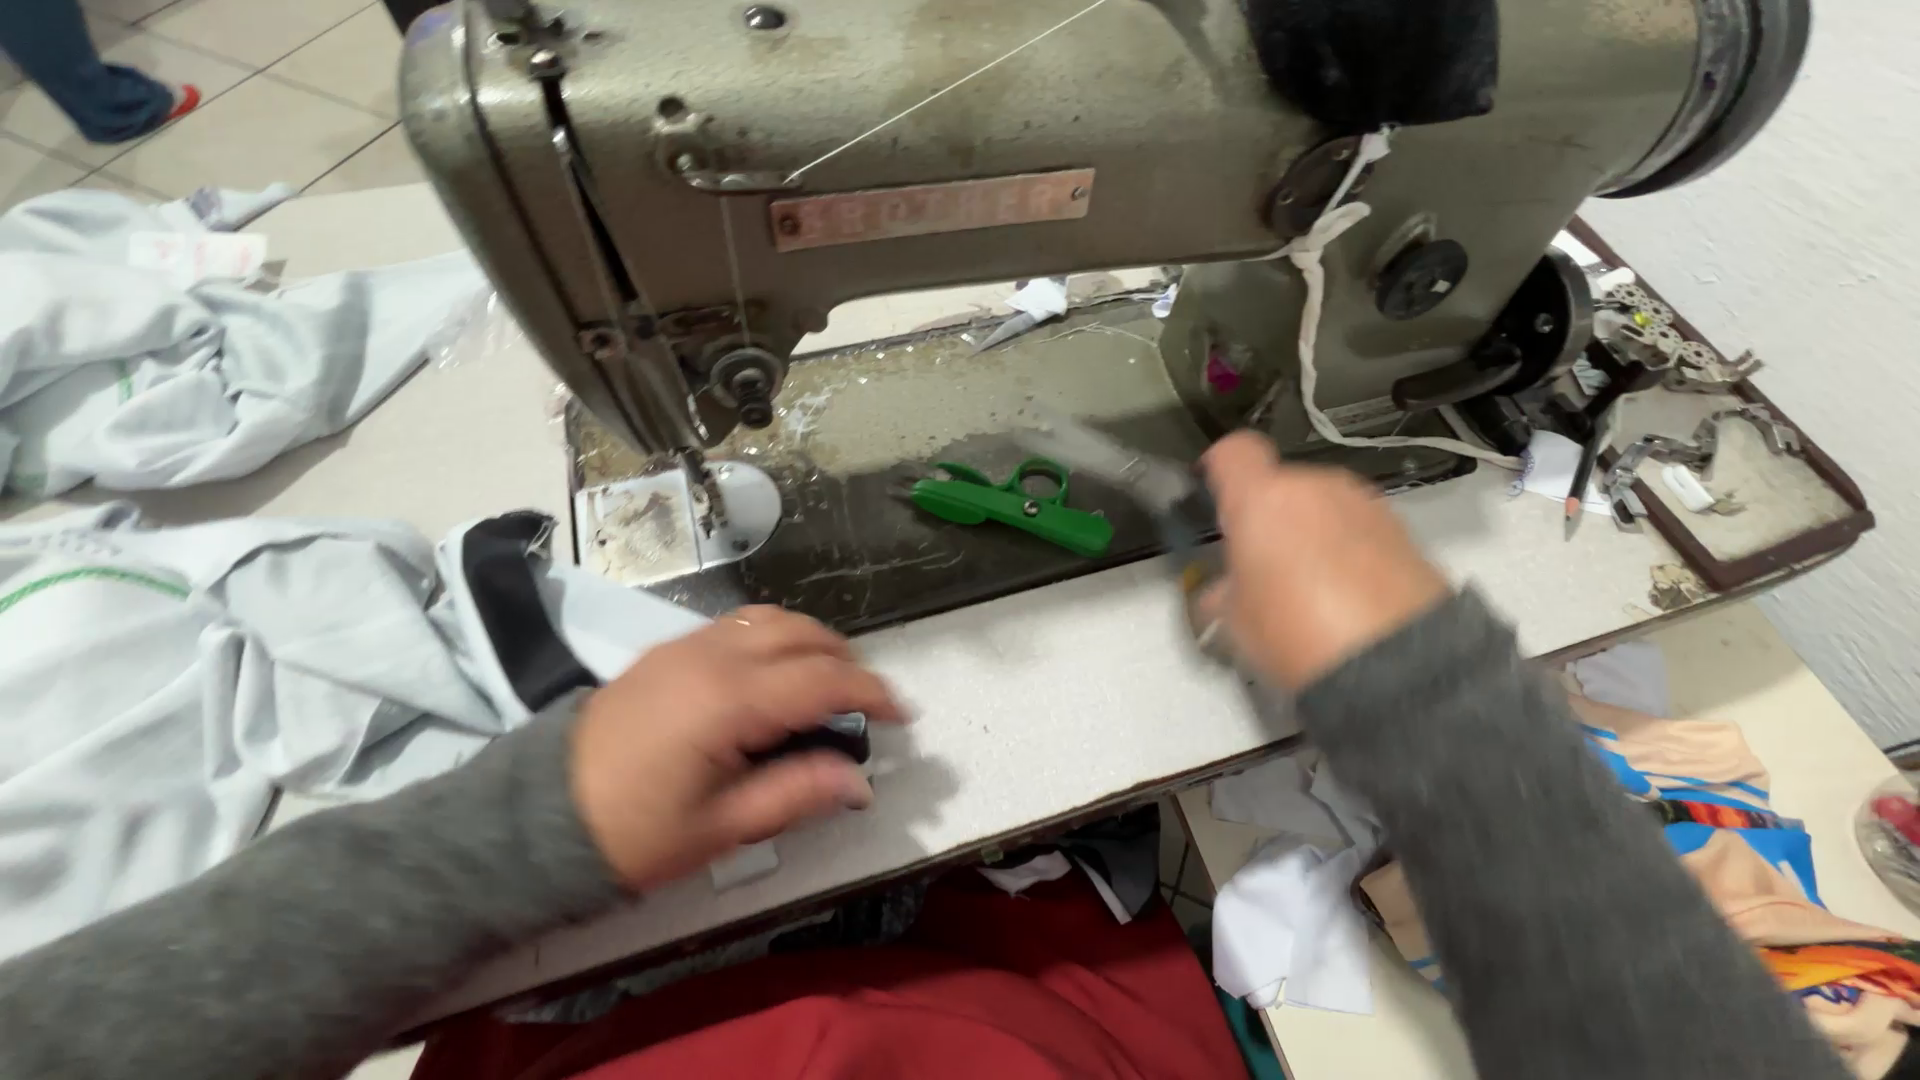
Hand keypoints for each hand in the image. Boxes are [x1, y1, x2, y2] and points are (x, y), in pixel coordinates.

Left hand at [569, 606, 905, 891]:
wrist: (537, 820)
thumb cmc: (634, 833)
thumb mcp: (721, 828)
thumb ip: (797, 794)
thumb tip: (860, 781)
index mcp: (730, 701)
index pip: (823, 679)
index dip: (872, 693)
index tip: (902, 714)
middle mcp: (713, 657)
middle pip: (802, 633)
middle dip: (846, 660)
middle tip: (865, 701)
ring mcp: (686, 646)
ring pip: (771, 618)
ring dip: (811, 640)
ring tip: (827, 680)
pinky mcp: (666, 648)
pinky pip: (738, 623)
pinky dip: (773, 636)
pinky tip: (774, 672)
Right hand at [1202, 432, 1449, 689]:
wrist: (1396, 666)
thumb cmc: (1301, 635)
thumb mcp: (1236, 621)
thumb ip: (1224, 589)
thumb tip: (1224, 590)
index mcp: (1263, 499)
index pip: (1233, 451)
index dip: (1218, 467)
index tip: (1213, 493)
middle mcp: (1316, 488)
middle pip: (1280, 483)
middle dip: (1268, 515)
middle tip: (1259, 565)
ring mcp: (1365, 505)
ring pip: (1321, 505)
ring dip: (1309, 532)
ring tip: (1306, 587)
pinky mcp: (1404, 532)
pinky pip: (1357, 528)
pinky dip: (1346, 549)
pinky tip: (1343, 595)